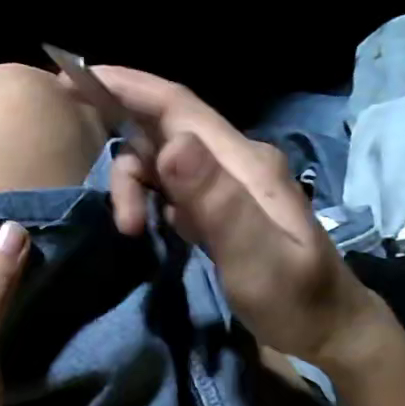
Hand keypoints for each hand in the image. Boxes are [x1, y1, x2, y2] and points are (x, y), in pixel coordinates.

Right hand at [85, 66, 388, 368]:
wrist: (330, 328)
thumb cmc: (296, 300)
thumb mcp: (257, 258)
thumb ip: (218, 203)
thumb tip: (171, 146)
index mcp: (245, 163)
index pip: (179, 108)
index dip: (128, 88)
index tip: (73, 77)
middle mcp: (237, 163)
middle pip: (165, 133)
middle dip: (128, 164)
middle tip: (123, 224)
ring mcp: (231, 187)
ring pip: (165, 164)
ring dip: (138, 190)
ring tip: (134, 233)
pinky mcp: (225, 211)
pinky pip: (176, 190)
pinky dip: (153, 202)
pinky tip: (152, 230)